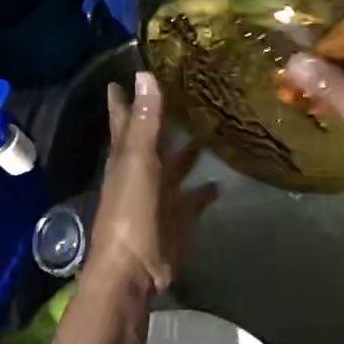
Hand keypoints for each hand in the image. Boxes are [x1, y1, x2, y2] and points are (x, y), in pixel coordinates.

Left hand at [86, 72, 218, 291]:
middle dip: (163, 117)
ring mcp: (162, 194)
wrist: (135, 269)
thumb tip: (144, 74)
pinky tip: (221, 179)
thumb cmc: (131, 210)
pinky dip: (205, 189)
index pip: (124, 117)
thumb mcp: (139, 159)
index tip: (123, 74)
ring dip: (188, 149)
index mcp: (127, 155)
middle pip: (153, 137)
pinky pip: (195, 198)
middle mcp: (143, 170)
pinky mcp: (180, 217)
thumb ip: (146, 119)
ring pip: (176, 164)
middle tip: (183, 90)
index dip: (122, 98)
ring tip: (211, 126)